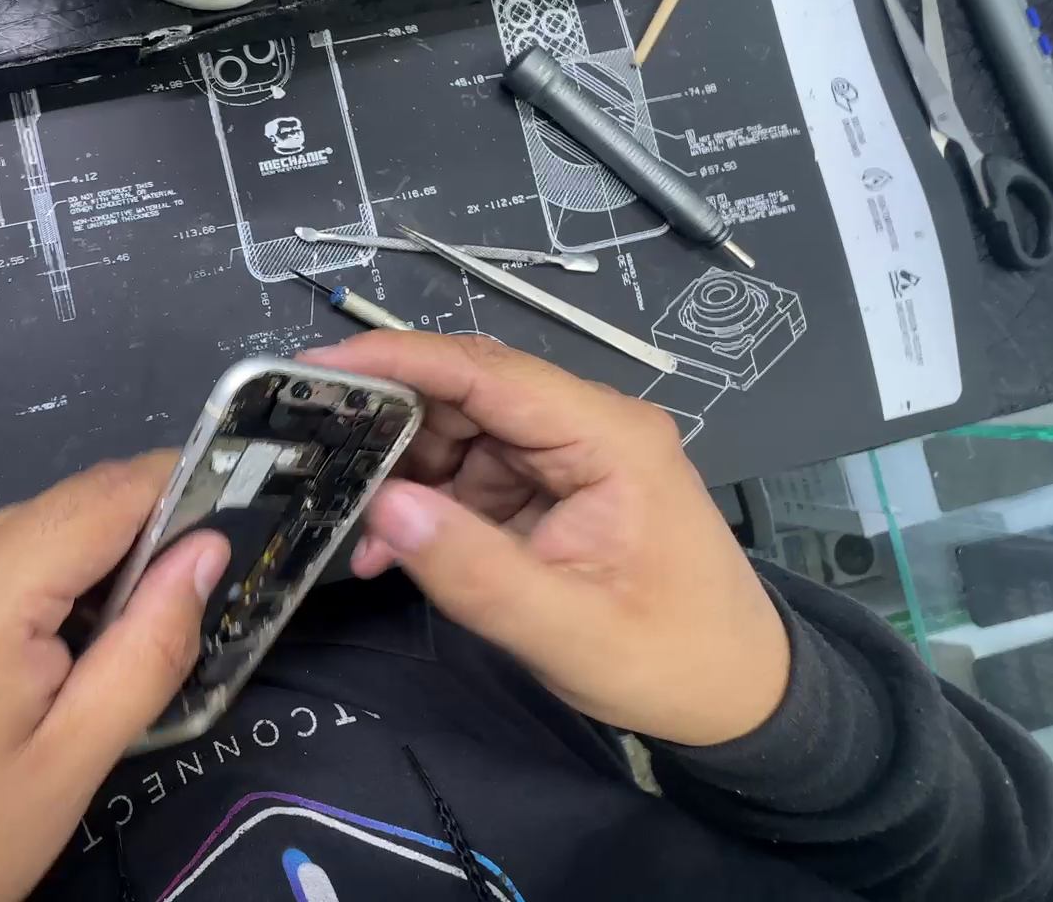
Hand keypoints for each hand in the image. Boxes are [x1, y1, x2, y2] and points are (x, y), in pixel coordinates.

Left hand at [0, 454, 227, 901]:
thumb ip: (152, 644)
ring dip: (90, 568)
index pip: (107, 493)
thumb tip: (207, 550)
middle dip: (135, 546)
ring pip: (45, 524)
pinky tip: (41, 652)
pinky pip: (6, 546)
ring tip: (91, 658)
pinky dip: (47, 579)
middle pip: (76, 506)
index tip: (226, 524)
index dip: (176, 490)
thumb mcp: (74, 759)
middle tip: (159, 628)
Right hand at [300, 332, 789, 746]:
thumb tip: (384, 504)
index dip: (398, 358)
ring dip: (398, 474)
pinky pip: (458, 471)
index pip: (486, 371)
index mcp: (604, 437)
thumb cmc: (671, 660)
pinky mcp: (537, 478)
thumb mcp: (566, 631)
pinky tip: (391, 547)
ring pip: (449, 430)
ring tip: (359, 525)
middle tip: (317, 452)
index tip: (321, 361)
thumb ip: (473, 571)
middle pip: (459, 394)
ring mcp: (555, 450)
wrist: (735, 694)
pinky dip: (419, 504)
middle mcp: (579, 425)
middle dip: (386, 423)